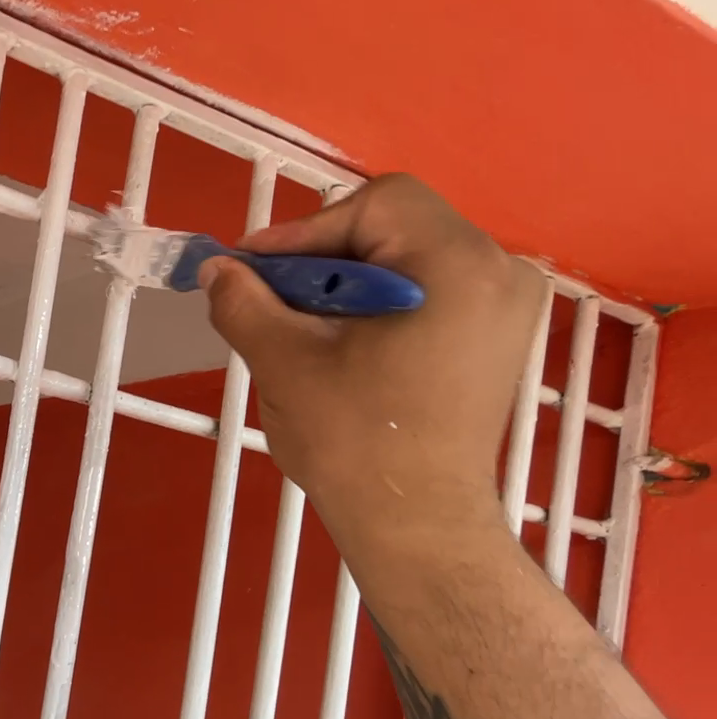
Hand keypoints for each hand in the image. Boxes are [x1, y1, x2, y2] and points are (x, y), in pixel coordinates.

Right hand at [198, 173, 546, 554]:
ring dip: (340, 285)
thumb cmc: (350, 436)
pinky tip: (339, 347)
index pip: (376, 203)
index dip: (302, 230)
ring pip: (404, 261)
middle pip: (393, 228)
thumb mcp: (282, 360)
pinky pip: (424, 293)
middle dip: (319, 259)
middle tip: (268, 303)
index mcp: (454, 264)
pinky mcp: (492, 336)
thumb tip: (216, 269)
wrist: (413, 515)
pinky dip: (372, 306)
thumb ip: (243, 302)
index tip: (250, 271)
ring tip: (299, 330)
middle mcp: (497, 270)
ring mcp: (503, 305)